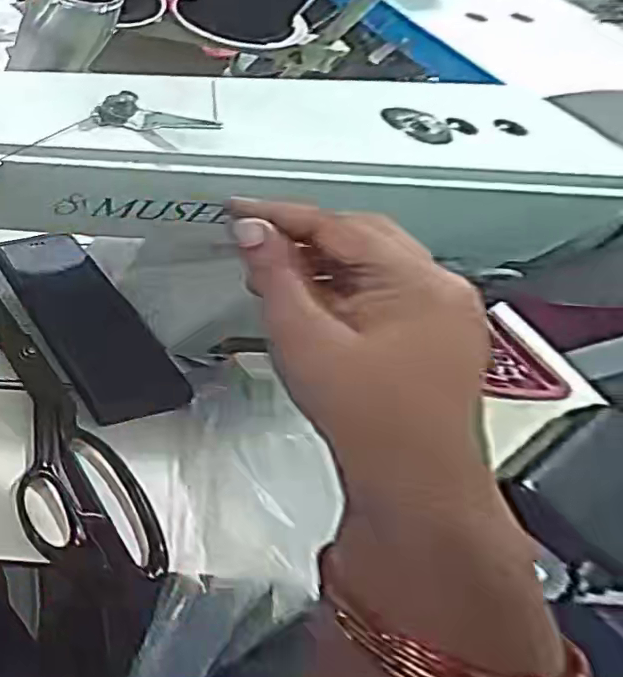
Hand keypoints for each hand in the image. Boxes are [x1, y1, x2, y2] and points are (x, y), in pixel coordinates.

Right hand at [230, 199, 490, 491]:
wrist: (408, 468)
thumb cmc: (364, 408)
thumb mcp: (299, 330)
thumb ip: (273, 273)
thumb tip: (252, 230)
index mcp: (416, 283)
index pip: (338, 225)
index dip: (280, 213)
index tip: (237, 208)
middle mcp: (439, 289)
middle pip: (359, 234)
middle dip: (299, 230)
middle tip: (248, 233)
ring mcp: (440, 309)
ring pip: (367, 258)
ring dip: (315, 256)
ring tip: (266, 269)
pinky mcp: (429, 328)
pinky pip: (376, 283)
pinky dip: (333, 278)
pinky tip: (300, 294)